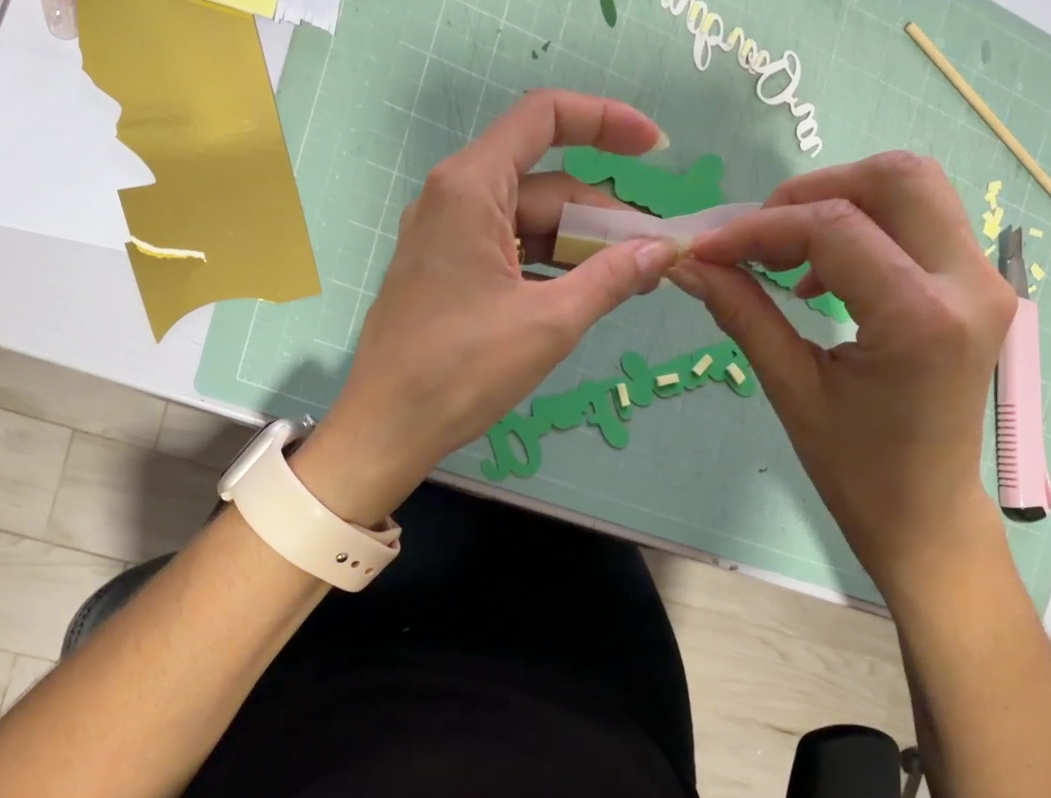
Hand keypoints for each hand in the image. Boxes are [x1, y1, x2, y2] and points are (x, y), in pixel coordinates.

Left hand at [295, 90, 682, 525]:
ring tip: (628, 282)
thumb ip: (611, 278)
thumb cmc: (462, 371)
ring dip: (578, 247)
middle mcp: (451, 200)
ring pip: (526, 223)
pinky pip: (505, 253)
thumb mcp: (549, 323)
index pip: (545, 118)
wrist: (387, 427)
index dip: (607, 122)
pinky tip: (581, 296)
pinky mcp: (440, 275)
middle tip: (653, 258)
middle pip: (543, 184)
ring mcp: (441, 239)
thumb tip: (662, 250)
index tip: (655, 151)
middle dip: (602, 216)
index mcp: (470, 188)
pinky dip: (546, 267)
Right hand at [666, 152, 1015, 592]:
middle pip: (896, 178)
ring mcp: (984, 281)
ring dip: (843, 205)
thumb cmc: (854, 468)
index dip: (760, 229)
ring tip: (785, 258)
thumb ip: (744, 315)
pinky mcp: (980, 288)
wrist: (923, 510)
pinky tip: (824, 276)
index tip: (707, 248)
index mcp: (918, 318)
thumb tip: (690, 267)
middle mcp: (967, 283)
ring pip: (917, 191)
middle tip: (757, 236)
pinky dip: (868, 229)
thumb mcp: (792, 390)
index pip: (834, 230)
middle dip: (813, 192)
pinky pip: (924, 225)